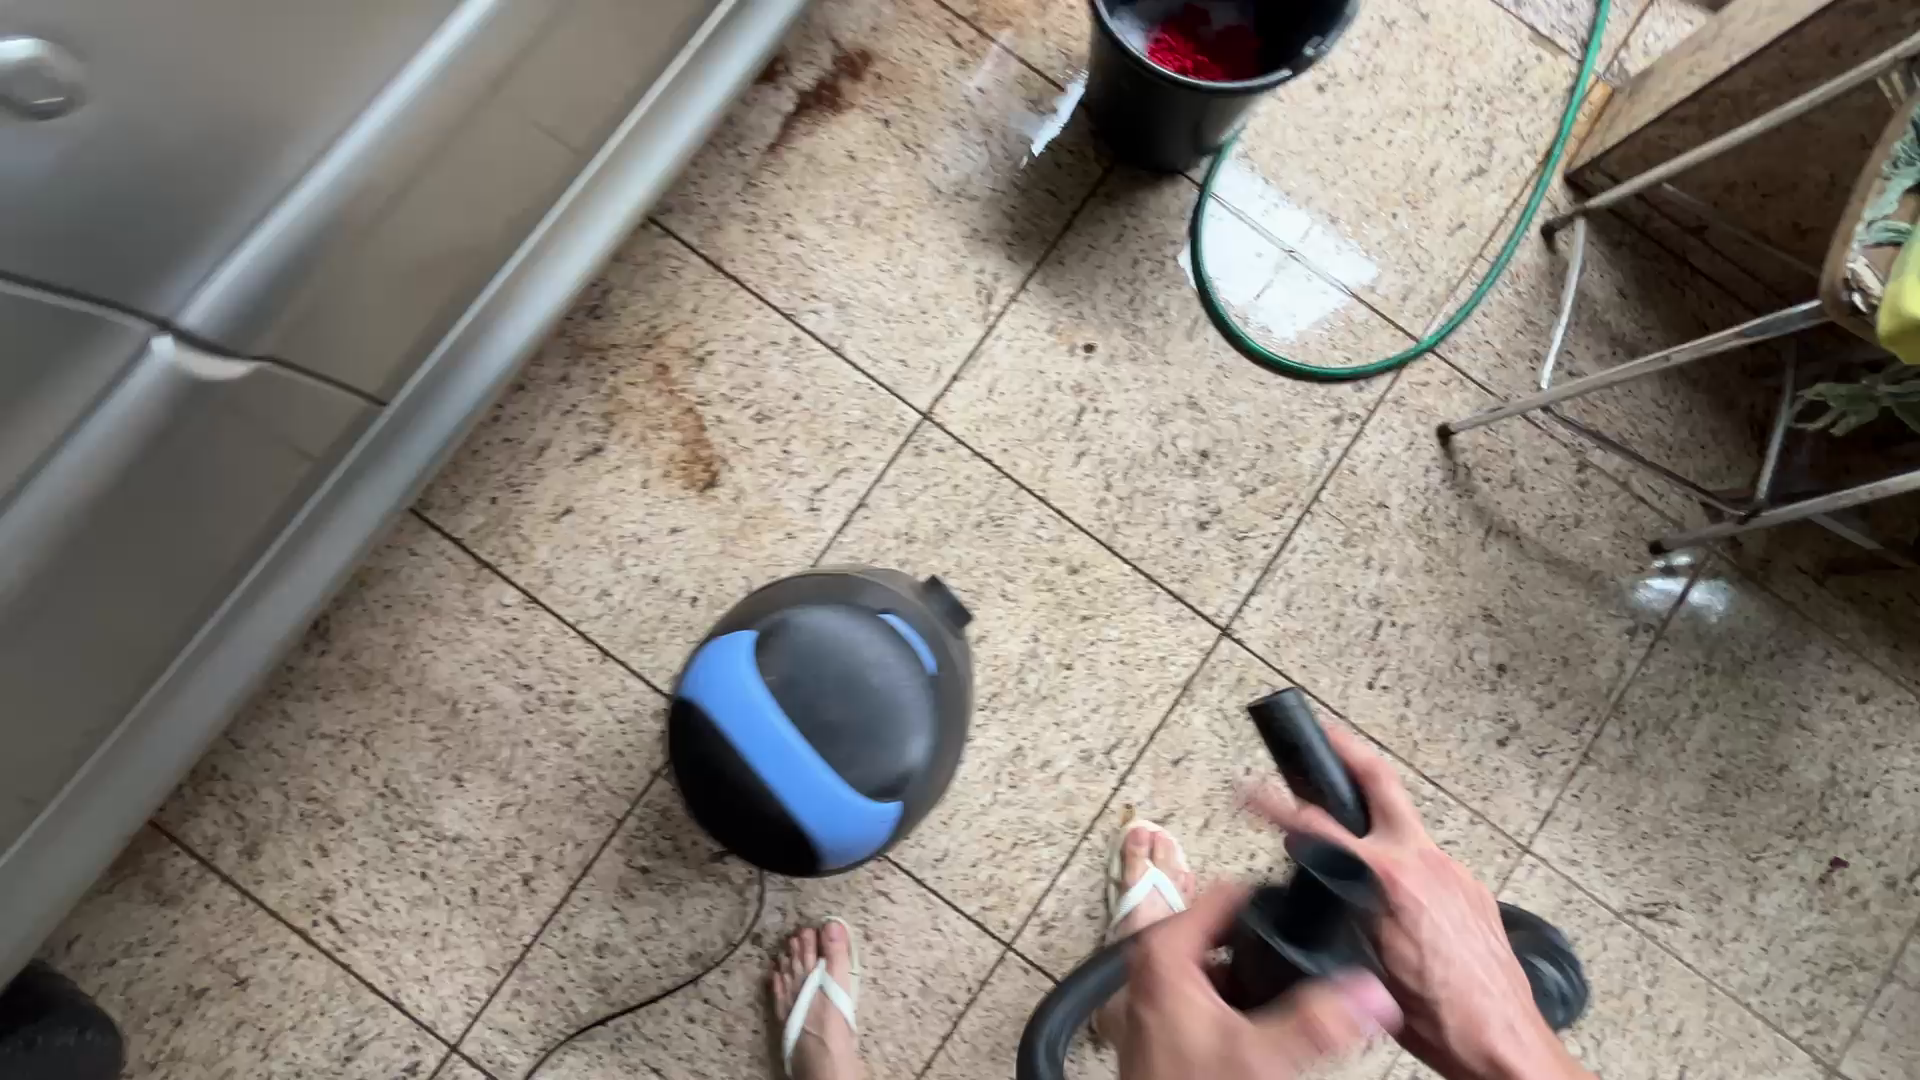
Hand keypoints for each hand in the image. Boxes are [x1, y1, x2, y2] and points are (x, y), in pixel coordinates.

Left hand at [1118, 881, 1401, 1079]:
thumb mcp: (1260, 1058)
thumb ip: (1317, 1024)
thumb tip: (1370, 994)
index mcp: (1165, 949)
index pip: (1223, 895)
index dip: (1266, 900)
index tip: (1302, 911)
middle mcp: (1153, 960)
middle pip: (1221, 929)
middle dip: (1265, 944)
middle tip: (1307, 954)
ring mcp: (1156, 989)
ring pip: (1216, 962)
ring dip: (1254, 976)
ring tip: (1294, 987)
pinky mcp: (1165, 1017)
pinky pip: (1207, 989)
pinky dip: (1238, 999)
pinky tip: (1266, 1023)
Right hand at [1248, 728, 1590, 1079]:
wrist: (1509, 1050)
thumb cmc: (1435, 1018)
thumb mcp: (1361, 959)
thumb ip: (1337, 901)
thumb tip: (1315, 869)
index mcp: (1389, 879)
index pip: (1316, 825)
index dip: (1275, 804)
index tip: (1249, 790)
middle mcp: (1423, 861)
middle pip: (1380, 781)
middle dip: (1346, 749)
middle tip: (1320, 732)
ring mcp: (1452, 870)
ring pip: (1403, 818)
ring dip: (1371, 805)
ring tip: (1343, 805)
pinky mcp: (1469, 886)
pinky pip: (1424, 852)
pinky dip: (1397, 848)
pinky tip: (1385, 872)